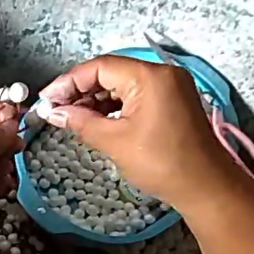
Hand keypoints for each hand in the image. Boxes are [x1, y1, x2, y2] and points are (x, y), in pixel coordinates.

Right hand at [38, 55, 249, 212]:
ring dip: (95, 100)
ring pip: (122, 84)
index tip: (48, 99)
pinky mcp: (172, 101)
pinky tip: (95, 121)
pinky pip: (135, 95)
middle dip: (80, 91)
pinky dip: (114, 106)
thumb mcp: (114, 142)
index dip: (69, 82)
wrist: (205, 186)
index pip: (99, 67)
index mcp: (149, 76)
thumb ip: (80, 122)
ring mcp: (170, 86)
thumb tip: (54, 113)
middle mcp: (162, 73)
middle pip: (110, 72)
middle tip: (56, 110)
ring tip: (71, 118)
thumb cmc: (163, 164)